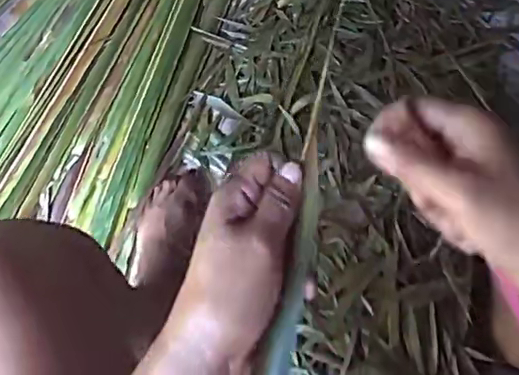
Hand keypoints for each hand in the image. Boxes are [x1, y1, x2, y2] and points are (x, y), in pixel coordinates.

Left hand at [143, 153, 301, 372]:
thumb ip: (280, 203)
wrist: (208, 355)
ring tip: (304, 277)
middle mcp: (241, 216)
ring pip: (288, 234)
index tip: (310, 195)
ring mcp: (249, 247)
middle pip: (282, 199)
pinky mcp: (257, 276)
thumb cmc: (231, 290)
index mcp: (234, 198)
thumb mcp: (260, 241)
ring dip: (302, 254)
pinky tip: (302, 295)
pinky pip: (285, 264)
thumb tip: (294, 164)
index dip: (290, 173)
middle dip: (301, 220)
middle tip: (308, 241)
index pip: (266, 164)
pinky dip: (296, 277)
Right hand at [364, 97, 518, 286]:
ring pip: (429, 175)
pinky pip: (445, 196)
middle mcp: (472, 138)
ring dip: (435, 203)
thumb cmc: (509, 221)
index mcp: (469, 123)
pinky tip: (470, 236)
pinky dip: (450, 217)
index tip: (378, 157)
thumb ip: (410, 162)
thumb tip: (370, 138)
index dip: (392, 127)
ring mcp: (477, 167)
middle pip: (418, 144)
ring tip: (459, 224)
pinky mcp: (482, 195)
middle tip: (437, 202)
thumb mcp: (454, 191)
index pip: (414, 107)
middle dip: (420, 179)